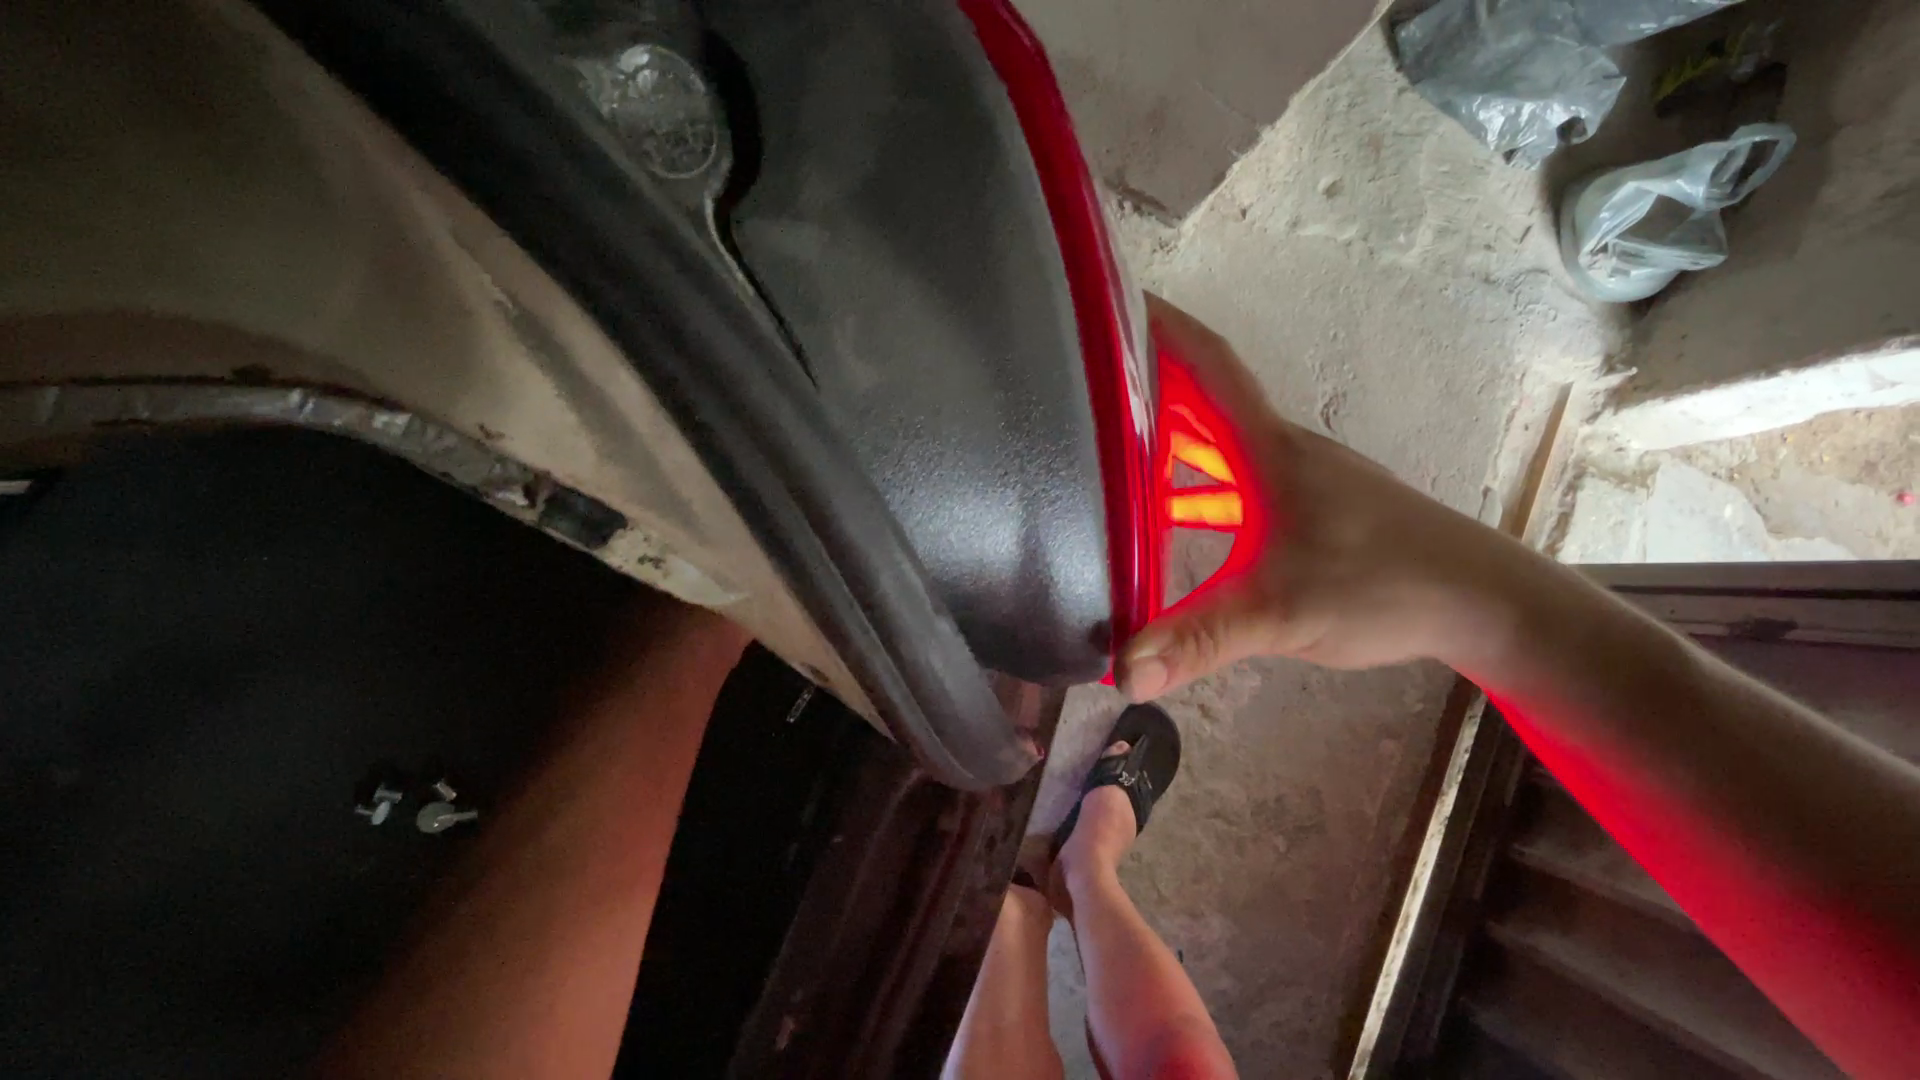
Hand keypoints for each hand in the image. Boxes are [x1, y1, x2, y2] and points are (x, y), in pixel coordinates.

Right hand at [1117, 295, 1526, 700]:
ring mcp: (1299, 479)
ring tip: (1110, 446)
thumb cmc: (1385, 586)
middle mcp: (1282, 450)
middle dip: (1147, 383)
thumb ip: (1200, 639)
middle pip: (1204, 398)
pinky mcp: (1311, 508)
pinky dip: (1197, 485)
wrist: (1486, 600)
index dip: (1158, 326)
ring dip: (1171, 438)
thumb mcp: (1281, 614)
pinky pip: (1236, 481)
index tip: (1111, 299)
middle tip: (1084, 382)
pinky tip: (1173, 516)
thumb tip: (1124, 672)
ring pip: (1220, 444)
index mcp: (1269, 450)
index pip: (1208, 364)